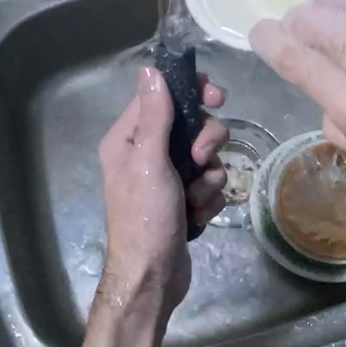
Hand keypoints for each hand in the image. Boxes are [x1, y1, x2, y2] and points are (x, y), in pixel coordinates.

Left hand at [96, 67, 228, 316]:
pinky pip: (210, 183)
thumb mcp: (149, 163)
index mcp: (128, 140)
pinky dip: (209, 198)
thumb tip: (151, 69)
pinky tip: (197, 216)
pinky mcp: (184, 199)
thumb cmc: (145, 219)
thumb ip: (155, 116)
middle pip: (192, 126)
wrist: (153, 277)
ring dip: (208, 178)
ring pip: (207, 157)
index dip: (191, 92)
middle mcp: (146, 154)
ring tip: (194, 199)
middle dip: (206, 144)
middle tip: (202, 159)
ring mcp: (167, 178)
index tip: (217, 97)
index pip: (162, 97)